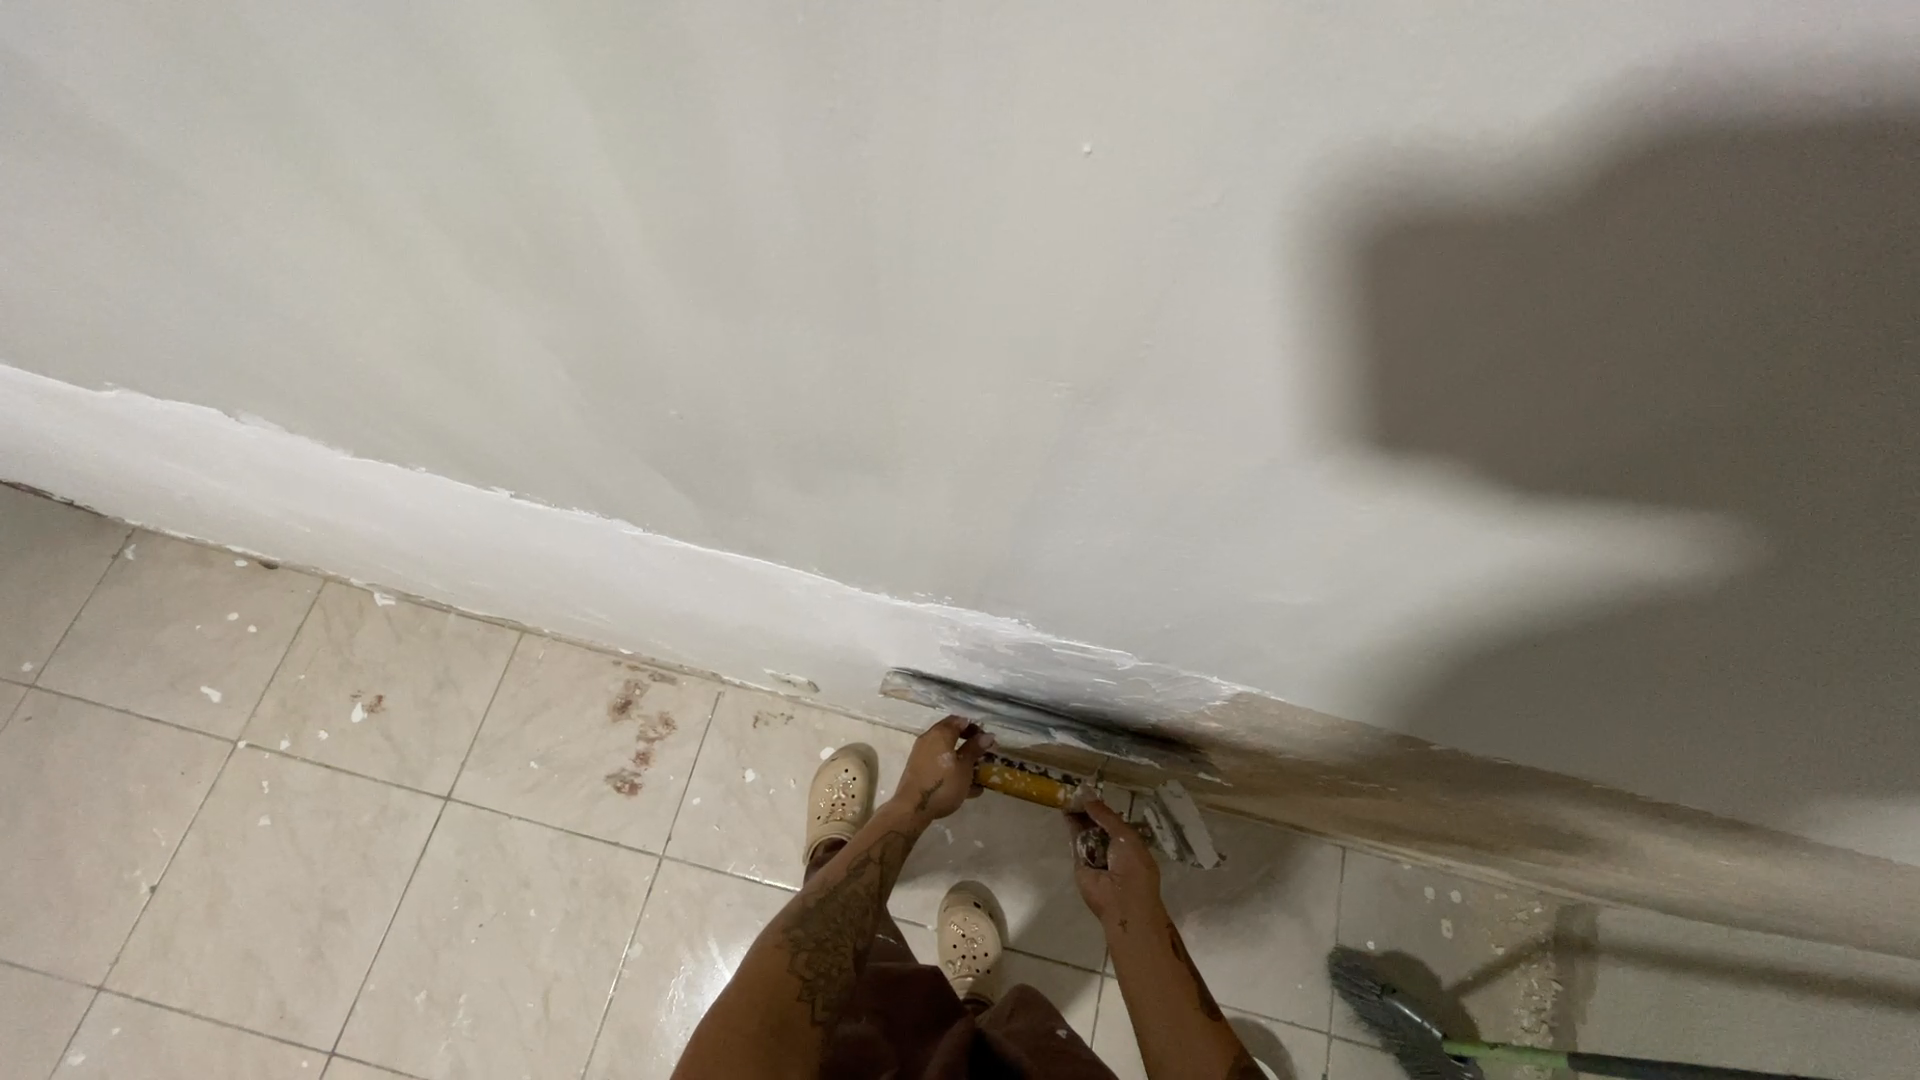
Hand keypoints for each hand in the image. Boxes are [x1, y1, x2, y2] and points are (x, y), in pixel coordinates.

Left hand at [885, 715, 993, 826]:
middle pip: (951, 736)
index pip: (958, 720)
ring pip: (946, 752)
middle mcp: (928, 740)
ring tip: (978, 774)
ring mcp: (922, 756)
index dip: (974, 727)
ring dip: (962, 760)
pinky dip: (953, 771)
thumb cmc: (943, 784)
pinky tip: (968, 789)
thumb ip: (974, 749)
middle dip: (969, 745)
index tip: (986, 740)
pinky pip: (940, 765)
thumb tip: (987, 735)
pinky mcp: (919, 771)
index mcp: (940, 734)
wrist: (913, 809)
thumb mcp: (964, 767)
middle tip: (983, 756)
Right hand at [1067, 800, 1164, 932]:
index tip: (1090, 794)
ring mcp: (1094, 856)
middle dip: (1088, 810)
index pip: (1113, 822)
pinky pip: (1075, 841)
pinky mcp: (1079, 863)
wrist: (1122, 901)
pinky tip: (1065, 810)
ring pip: (1084, 832)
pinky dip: (1071, 826)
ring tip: (1068, 796)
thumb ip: (1106, 816)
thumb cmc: (1133, 867)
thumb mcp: (1126, 836)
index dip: (1102, 809)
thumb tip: (1088, 796)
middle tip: (1076, 793)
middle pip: (1096, 825)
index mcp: (1129, 844)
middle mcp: (1111, 849)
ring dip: (1077, 816)